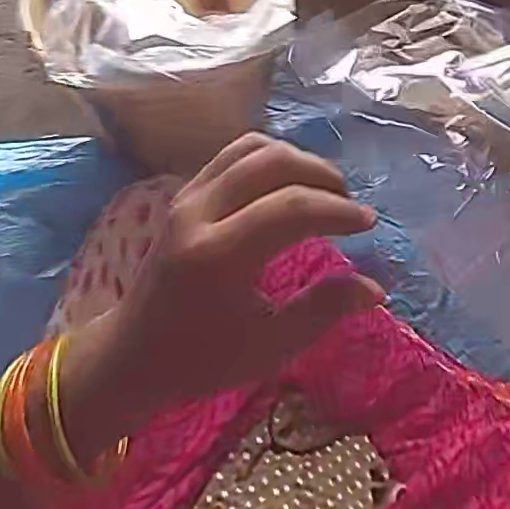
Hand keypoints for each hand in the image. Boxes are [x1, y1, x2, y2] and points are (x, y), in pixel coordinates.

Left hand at [65, 134, 383, 438]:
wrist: (133, 352)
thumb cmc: (203, 359)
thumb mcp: (270, 347)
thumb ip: (322, 310)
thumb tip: (375, 288)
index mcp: (219, 256)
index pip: (291, 208)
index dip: (338, 210)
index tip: (368, 224)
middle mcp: (199, 214)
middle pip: (272, 162)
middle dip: (321, 175)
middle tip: (347, 204)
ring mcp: (187, 198)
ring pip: (250, 149)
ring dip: (296, 160)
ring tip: (323, 190)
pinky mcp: (183, 194)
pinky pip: (232, 156)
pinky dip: (269, 159)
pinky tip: (288, 185)